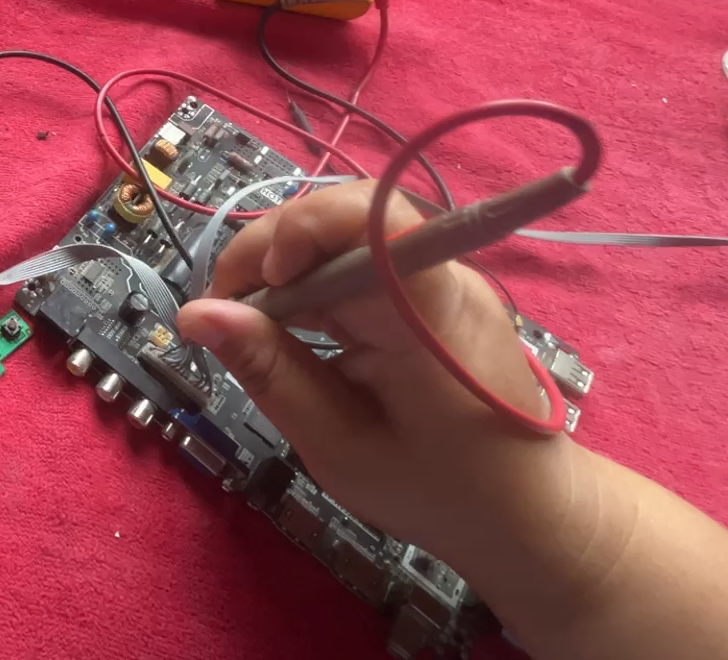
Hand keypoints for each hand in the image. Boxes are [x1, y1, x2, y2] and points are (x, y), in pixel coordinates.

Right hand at [177, 181, 582, 560]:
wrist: (533, 512)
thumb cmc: (440, 492)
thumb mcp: (337, 446)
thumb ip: (269, 372)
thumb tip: (194, 315)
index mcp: (426, 314)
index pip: (365, 217)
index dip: (296, 232)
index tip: (251, 291)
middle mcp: (435, 275)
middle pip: (334, 216)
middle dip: (264, 252)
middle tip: (227, 313)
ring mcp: (430, 273)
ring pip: (332, 228)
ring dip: (276, 262)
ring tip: (250, 319)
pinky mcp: (418, 282)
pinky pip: (344, 251)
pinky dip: (299, 275)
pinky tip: (285, 317)